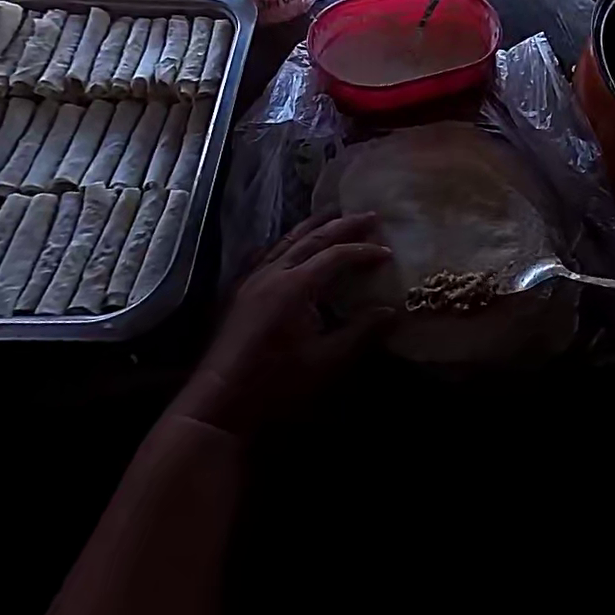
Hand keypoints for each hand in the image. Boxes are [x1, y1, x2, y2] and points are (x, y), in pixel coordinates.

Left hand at [169, 212, 392, 439]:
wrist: (222, 399)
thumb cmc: (277, 384)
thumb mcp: (326, 362)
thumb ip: (360, 333)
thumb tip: (392, 311)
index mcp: (295, 285)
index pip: (335, 256)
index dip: (363, 251)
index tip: (387, 250)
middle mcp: (274, 272)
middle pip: (312, 238)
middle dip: (342, 225)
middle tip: (368, 214)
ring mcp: (254, 278)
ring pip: (287, 240)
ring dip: (313, 226)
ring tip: (333, 214)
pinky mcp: (242, 290)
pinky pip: (267, 253)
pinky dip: (287, 242)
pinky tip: (289, 242)